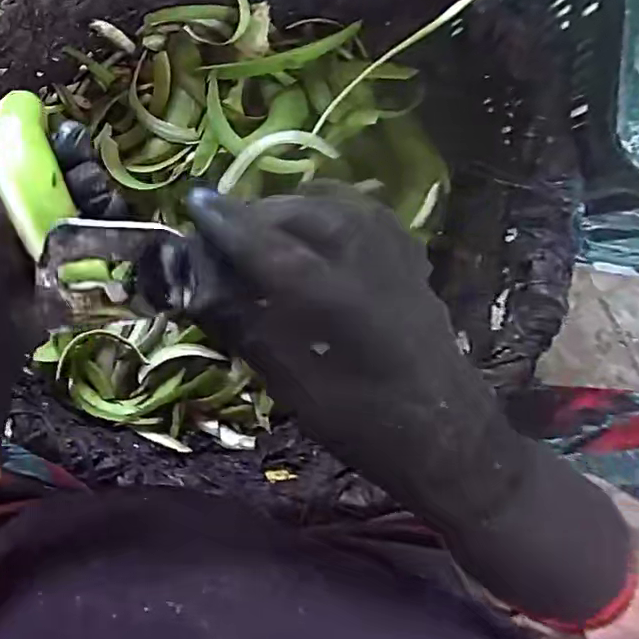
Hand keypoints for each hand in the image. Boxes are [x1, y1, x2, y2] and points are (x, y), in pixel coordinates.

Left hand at [0, 86, 113, 462]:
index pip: (9, 139)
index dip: (31, 129)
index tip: (48, 130)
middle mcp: (8, 198)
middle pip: (50, 161)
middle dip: (70, 156)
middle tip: (80, 161)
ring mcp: (35, 225)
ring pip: (73, 188)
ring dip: (88, 184)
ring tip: (93, 192)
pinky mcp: (61, 250)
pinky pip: (88, 221)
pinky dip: (99, 214)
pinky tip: (104, 212)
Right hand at [181, 185, 630, 622]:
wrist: (448, 438)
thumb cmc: (355, 418)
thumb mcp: (283, 377)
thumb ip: (237, 320)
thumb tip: (190, 283)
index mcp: (329, 298)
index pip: (263, 242)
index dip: (224, 220)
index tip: (195, 200)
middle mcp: (362, 262)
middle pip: (294, 212)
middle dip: (250, 213)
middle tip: (221, 226)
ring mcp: (391, 253)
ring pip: (328, 202)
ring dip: (286, 205)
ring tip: (259, 222)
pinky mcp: (408, 255)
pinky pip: (359, 209)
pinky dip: (325, 206)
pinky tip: (309, 221)